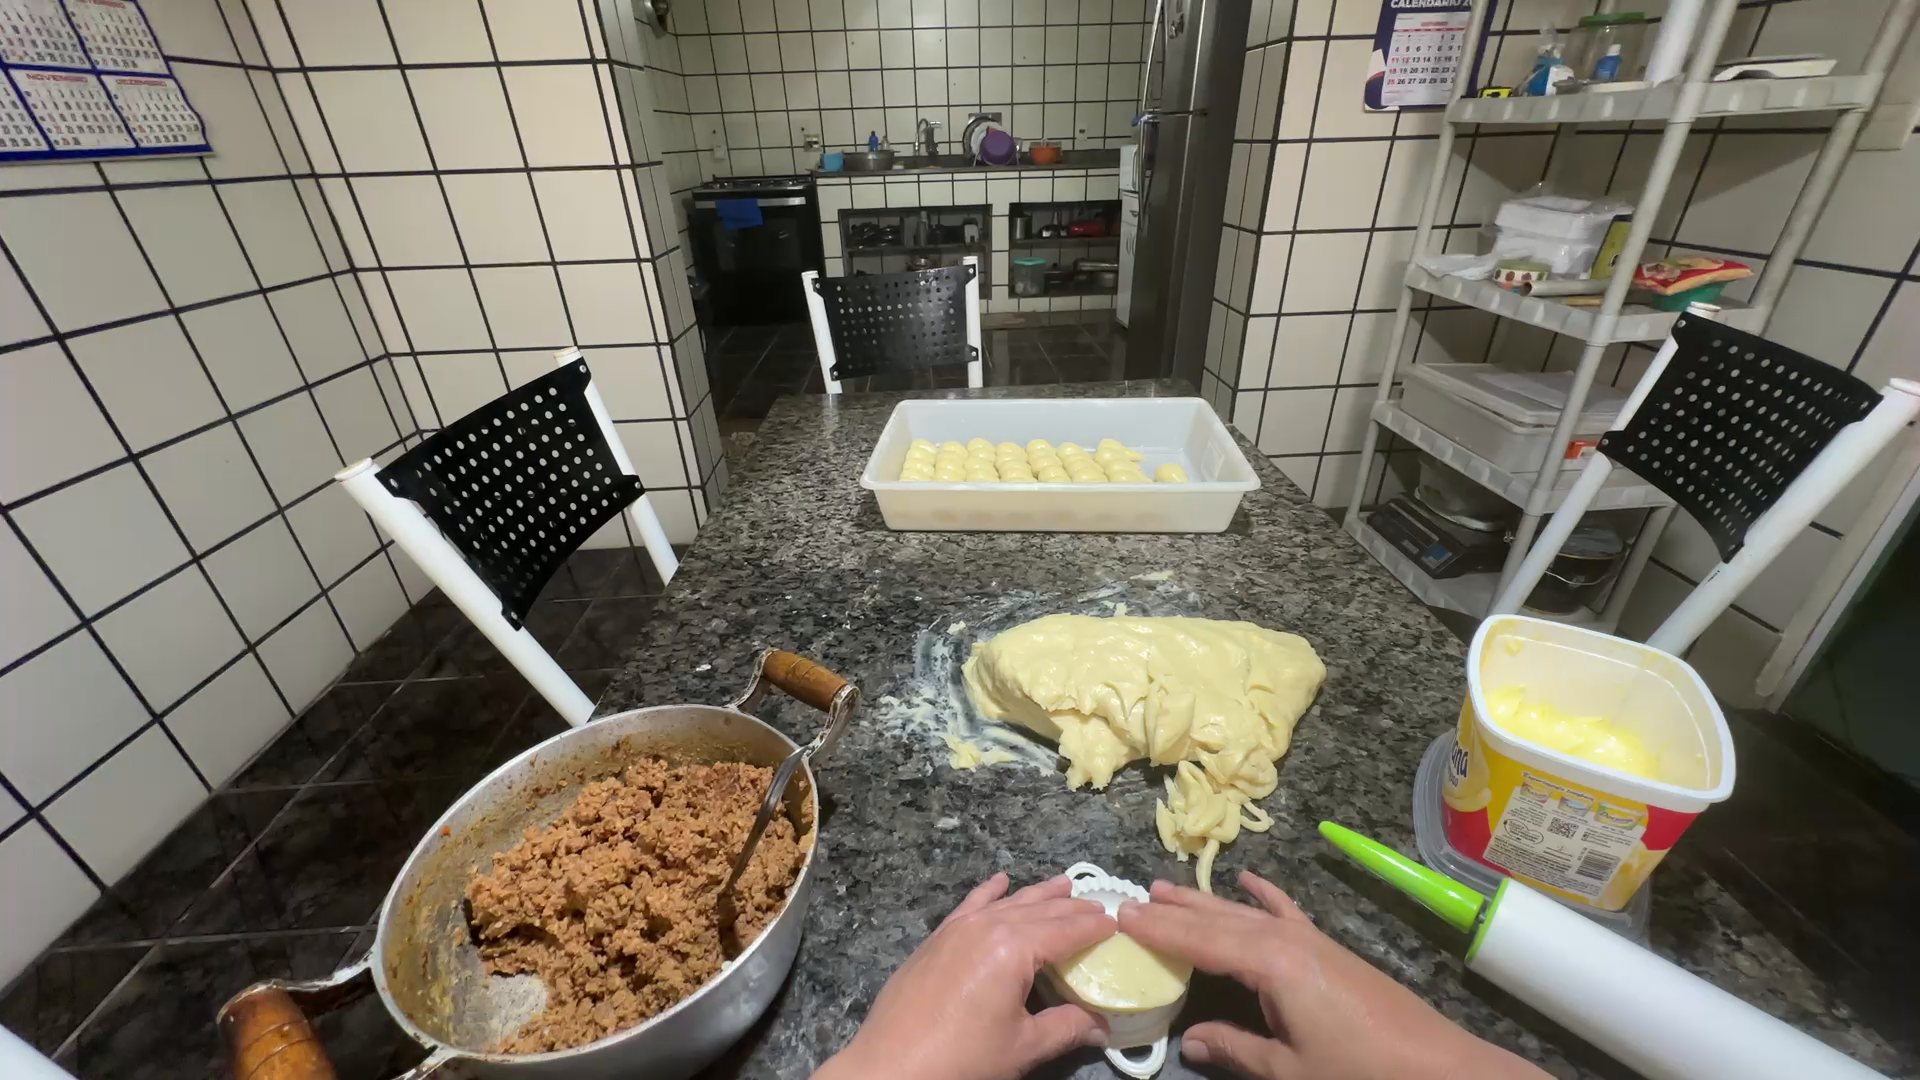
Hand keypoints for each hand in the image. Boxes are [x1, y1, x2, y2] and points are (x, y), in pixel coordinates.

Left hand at [815, 873, 1115, 1079]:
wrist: (891, 1065)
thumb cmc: (962, 1059)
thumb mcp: (1021, 1046)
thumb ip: (1064, 1028)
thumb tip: (1102, 1026)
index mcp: (1014, 947)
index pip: (1065, 930)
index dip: (1092, 926)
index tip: (1115, 920)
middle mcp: (989, 924)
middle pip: (1039, 910)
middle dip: (1071, 908)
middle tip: (1098, 904)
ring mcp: (960, 926)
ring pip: (1008, 901)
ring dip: (1037, 894)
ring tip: (1063, 883)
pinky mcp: (938, 935)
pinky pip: (970, 902)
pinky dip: (989, 891)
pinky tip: (1000, 880)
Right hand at [1118, 871, 1548, 1079]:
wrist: (1445, 1072)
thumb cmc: (1362, 1074)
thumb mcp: (1292, 1071)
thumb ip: (1236, 1048)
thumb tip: (1186, 1041)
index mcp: (1269, 963)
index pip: (1199, 940)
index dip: (1158, 928)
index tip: (1119, 913)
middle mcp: (1282, 938)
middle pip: (1215, 918)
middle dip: (1172, 910)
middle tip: (1130, 899)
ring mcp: (1307, 938)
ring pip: (1241, 912)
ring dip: (1202, 901)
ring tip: (1164, 888)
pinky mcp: (1325, 947)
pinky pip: (1285, 910)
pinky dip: (1263, 895)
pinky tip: (1247, 881)